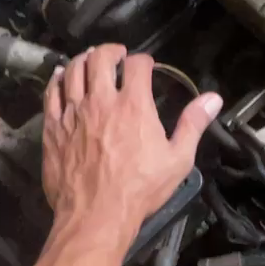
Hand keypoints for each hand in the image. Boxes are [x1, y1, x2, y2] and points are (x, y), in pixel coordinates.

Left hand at [41, 45, 220, 245]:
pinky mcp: (54, 127)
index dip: (143, 60)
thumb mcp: (177, 159)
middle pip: (100, 59)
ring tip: (89, 60)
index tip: (146, 64)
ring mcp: (73, 112)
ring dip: (83, 59)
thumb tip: (213, 99)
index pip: (137, 66)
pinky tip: (61, 77)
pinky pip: (52, 93)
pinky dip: (57, 79)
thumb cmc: (140, 190)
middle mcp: (101, 101)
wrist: (97, 214)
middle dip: (110, 51)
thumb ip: (193, 124)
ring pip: (73, 70)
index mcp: (134, 106)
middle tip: (116, 54)